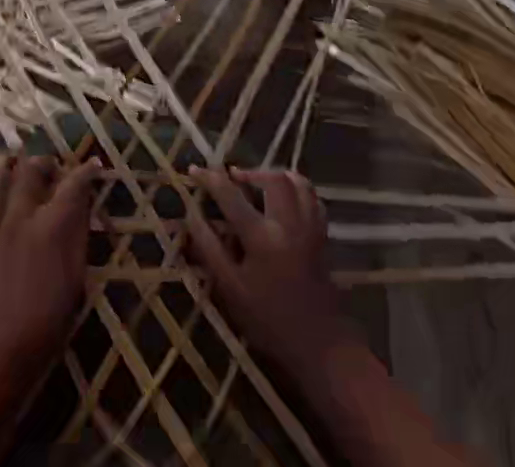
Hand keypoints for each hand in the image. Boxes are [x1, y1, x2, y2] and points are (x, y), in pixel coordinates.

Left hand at [0, 156, 99, 359]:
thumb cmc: (49, 316)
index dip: (86, 172)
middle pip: (29, 174)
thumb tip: (83, 205)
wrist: (1, 345)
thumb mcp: (77, 275)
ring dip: (2, 166)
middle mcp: (20, 217)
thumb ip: (78, 235)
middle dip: (43, 162)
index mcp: (51, 225)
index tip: (95, 166)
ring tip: (11, 159)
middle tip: (52, 164)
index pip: (73, 186)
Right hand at [185, 167, 346, 368]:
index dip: (211, 179)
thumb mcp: (230, 289)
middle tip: (233, 178)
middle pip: (273, 179)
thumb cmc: (268, 320)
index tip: (195, 169)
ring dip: (276, 175)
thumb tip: (192, 217)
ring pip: (299, 183)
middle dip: (250, 172)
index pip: (231, 196)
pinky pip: (313, 199)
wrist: (318, 344)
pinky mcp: (322, 236)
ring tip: (258, 182)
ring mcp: (310, 227)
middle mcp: (288, 223)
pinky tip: (286, 198)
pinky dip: (298, 189)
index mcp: (262, 237)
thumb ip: (210, 249)